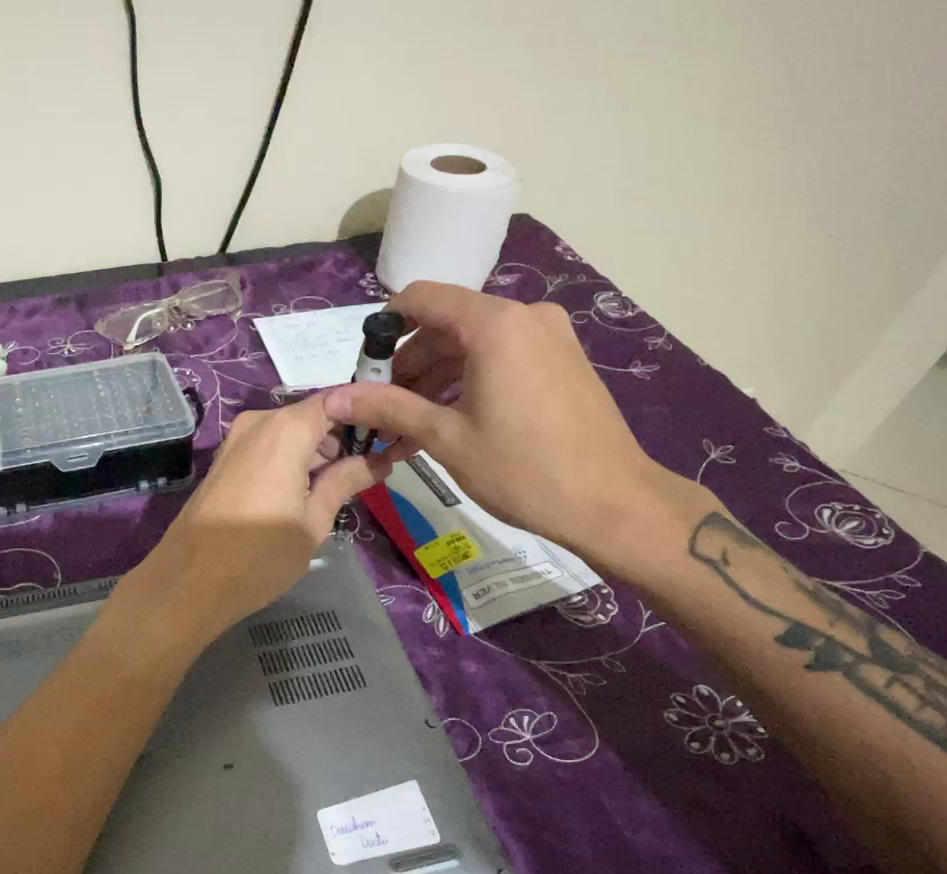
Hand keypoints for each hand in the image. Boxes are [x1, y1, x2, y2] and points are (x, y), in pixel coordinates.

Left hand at [113, 396, 390, 653]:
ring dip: (317, 455)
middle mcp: (259, 423)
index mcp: (287, 429)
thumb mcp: (315, 521)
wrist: (189, 582)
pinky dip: (291, 464)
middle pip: (312, 418)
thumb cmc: (259, 554)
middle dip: (343, 440)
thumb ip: (346, 482)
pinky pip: (268, 450)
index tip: (391, 438)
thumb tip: (379, 461)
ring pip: (290, 435)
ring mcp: (236, 442)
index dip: (367, 414)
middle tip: (370, 472)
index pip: (338, 400)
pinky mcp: (224, 463)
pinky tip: (306, 496)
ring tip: (342, 490)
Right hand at [320, 281, 692, 571]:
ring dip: (435, 379)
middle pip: (447, 324)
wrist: (611, 503)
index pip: (422, 298)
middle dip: (408, 363)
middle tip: (381, 410)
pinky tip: (446, 423)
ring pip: (473, 344)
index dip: (383, 327)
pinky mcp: (561, 361)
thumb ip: (388, 408)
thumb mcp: (445, 438)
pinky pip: (501, 358)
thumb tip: (336, 398)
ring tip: (407, 427)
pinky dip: (468, 382)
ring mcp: (549, 337)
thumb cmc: (522, 469)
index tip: (363, 368)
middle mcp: (524, 316)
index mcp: (494, 324)